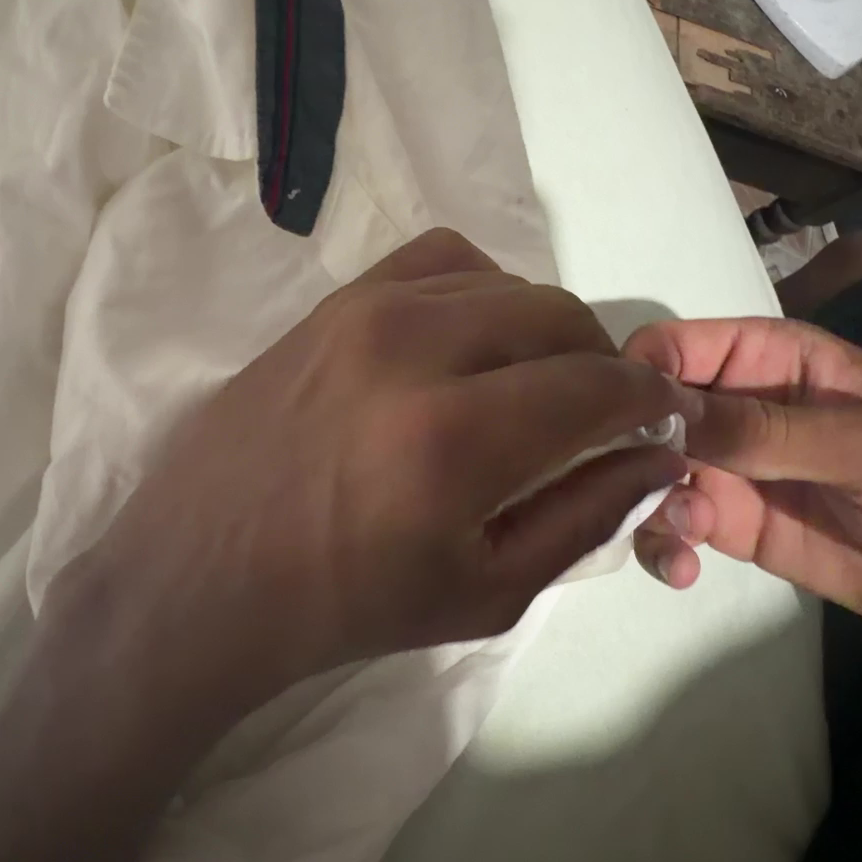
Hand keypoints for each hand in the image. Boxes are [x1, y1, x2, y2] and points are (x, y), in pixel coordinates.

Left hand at [52, 229, 687, 695]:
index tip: (658, 417)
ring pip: (506, 281)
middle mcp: (412, 349)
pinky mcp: (333, 300)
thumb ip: (586, 518)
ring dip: (543, 328)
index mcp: (453, 440)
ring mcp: (365, 309)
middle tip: (597, 411)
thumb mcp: (487, 592)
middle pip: (559, 316)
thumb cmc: (347, 603)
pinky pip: (441, 258)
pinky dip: (481, 289)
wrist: (204, 574)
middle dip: (601, 362)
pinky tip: (469, 340)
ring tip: (532, 379)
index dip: (646, 400)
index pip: (595, 386)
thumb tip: (655, 459)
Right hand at [625, 318, 861, 635]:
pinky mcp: (726, 523)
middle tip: (637, 491)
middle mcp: (734, 405)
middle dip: (629, 449)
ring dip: (643, 501)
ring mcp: (726, 467)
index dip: (642, 376)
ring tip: (685, 537)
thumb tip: (667, 415)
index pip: (678, 346)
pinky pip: (668, 524)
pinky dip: (659, 543)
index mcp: (770, 357)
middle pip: (647, 410)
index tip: (627, 425)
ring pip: (645, 470)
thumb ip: (772, 430)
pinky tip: (684, 570)